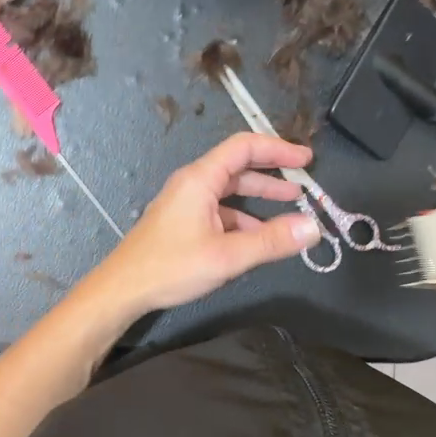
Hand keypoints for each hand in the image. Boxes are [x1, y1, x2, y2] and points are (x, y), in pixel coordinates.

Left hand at [90, 133, 322, 314]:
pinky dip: (244, 218)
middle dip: (273, 173)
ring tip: (291, 208)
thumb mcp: (227, 256)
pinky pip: (220, 210)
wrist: (123, 289)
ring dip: (260, 197)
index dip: (277, 149)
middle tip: (305, 183)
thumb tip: (313, 227)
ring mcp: (187, 202)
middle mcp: (193, 183)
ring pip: (230, 191)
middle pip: (239, 167)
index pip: (244, 147)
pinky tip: (261, 237)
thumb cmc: (171, 267)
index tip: (306, 160)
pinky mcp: (183, 222)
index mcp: (200, 179)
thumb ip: (271, 241)